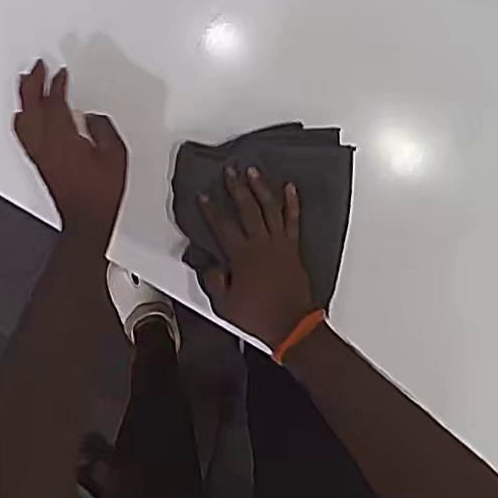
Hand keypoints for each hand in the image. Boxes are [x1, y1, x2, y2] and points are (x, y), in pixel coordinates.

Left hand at [13, 60, 127, 239]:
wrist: (87, 220)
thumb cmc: (100, 192)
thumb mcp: (115, 153)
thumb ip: (102, 127)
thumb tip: (90, 117)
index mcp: (63, 137)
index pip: (53, 101)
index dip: (56, 83)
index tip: (60, 72)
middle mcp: (45, 144)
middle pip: (32, 104)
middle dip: (34, 82)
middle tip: (38, 66)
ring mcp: (38, 153)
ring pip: (23, 117)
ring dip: (24, 96)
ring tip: (25, 81)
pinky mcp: (38, 162)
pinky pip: (23, 133)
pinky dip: (22, 117)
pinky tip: (24, 114)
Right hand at [198, 167, 316, 346]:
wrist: (292, 326)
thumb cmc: (259, 316)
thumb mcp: (225, 304)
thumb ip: (214, 281)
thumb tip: (210, 265)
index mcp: (241, 255)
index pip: (222, 225)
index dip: (211, 209)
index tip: (204, 196)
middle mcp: (260, 244)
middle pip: (246, 209)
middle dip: (236, 188)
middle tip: (230, 172)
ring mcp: (279, 243)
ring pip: (269, 208)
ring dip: (260, 187)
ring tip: (253, 171)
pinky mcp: (293, 247)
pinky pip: (293, 219)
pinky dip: (292, 202)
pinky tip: (289, 188)